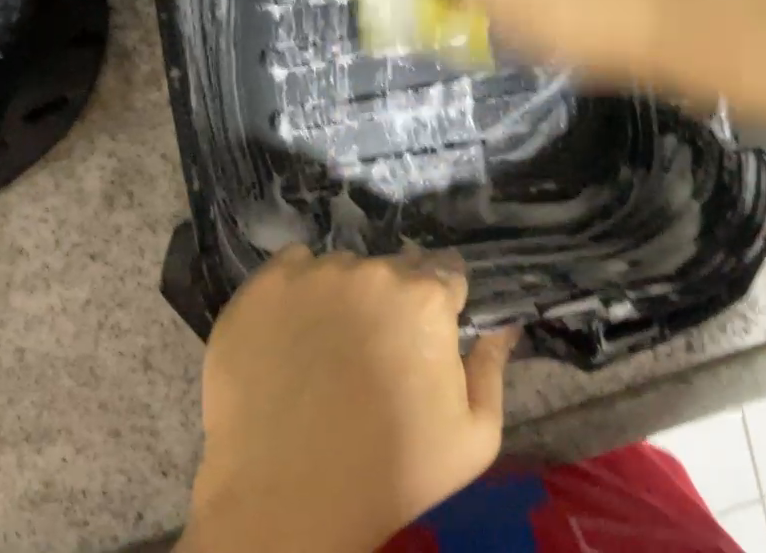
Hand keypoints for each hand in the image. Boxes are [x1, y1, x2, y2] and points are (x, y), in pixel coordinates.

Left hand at [180, 246, 520, 552]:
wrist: (287, 496)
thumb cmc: (391, 473)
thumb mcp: (472, 438)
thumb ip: (492, 369)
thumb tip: (503, 326)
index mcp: (426, 298)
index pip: (445, 273)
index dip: (439, 304)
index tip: (424, 334)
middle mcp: (370, 270)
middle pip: (391, 269)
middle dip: (392, 299)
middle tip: (374, 349)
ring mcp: (311, 273)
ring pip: (340, 269)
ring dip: (343, 295)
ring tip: (327, 347)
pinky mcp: (262, 285)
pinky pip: (290, 268)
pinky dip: (296, 290)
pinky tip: (291, 333)